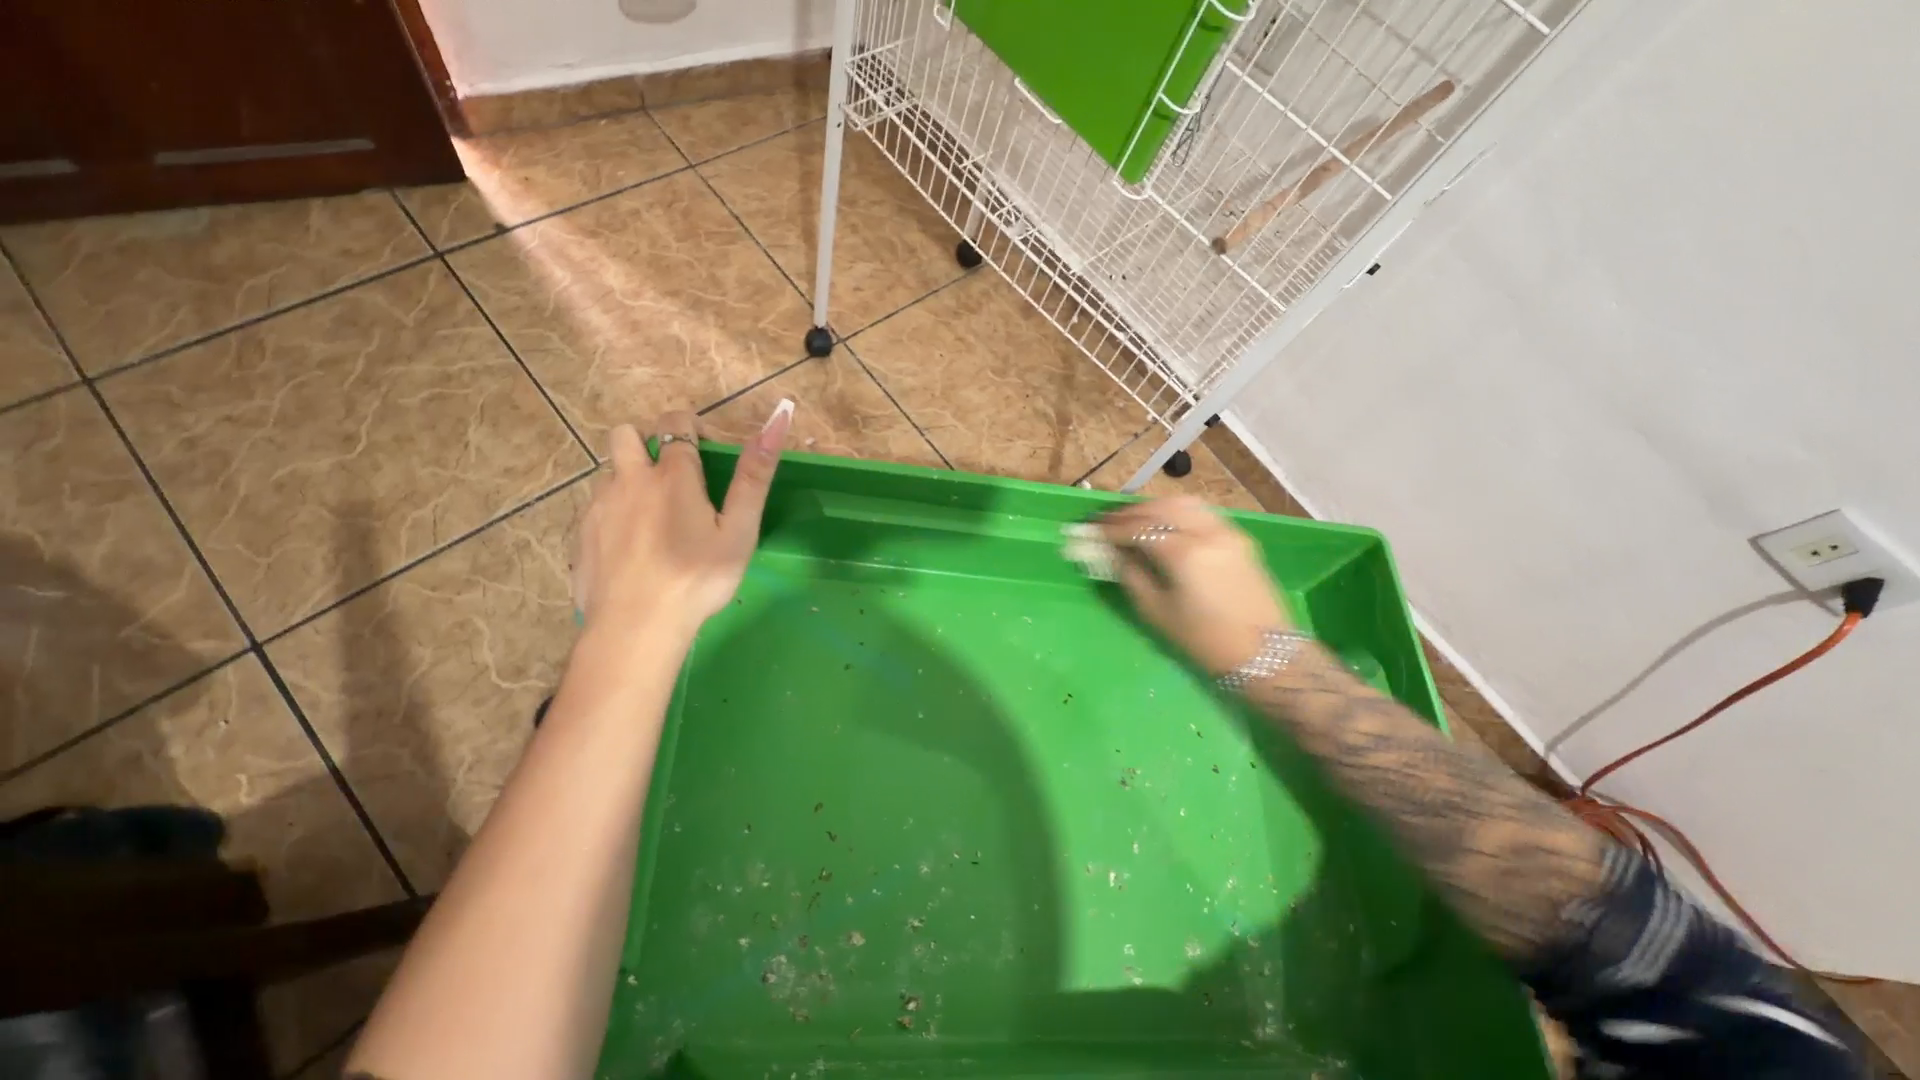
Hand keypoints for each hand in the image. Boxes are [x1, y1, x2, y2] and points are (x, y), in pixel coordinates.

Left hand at [572, 401, 792, 641]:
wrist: (635, 626)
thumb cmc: (697, 579)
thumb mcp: (738, 531)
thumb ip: (754, 476)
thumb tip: (778, 419)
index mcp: (672, 475)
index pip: (676, 423)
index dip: (694, 429)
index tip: (710, 455)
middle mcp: (630, 479)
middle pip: (626, 434)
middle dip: (648, 441)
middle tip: (673, 476)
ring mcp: (600, 506)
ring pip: (610, 472)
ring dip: (630, 479)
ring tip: (654, 516)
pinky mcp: (582, 534)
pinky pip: (597, 507)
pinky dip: (615, 512)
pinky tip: (633, 547)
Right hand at [1098, 496, 1293, 675]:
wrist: (1266, 654)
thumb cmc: (1206, 641)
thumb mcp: (1158, 613)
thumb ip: (1132, 576)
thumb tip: (1113, 554)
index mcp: (1184, 553)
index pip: (1139, 528)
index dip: (1110, 528)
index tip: (1090, 529)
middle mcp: (1207, 532)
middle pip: (1161, 507)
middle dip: (1131, 512)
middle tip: (1107, 522)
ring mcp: (1227, 531)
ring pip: (1184, 503)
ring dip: (1155, 507)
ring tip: (1135, 520)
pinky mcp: (1240, 537)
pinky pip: (1202, 513)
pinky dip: (1178, 512)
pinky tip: (1165, 524)